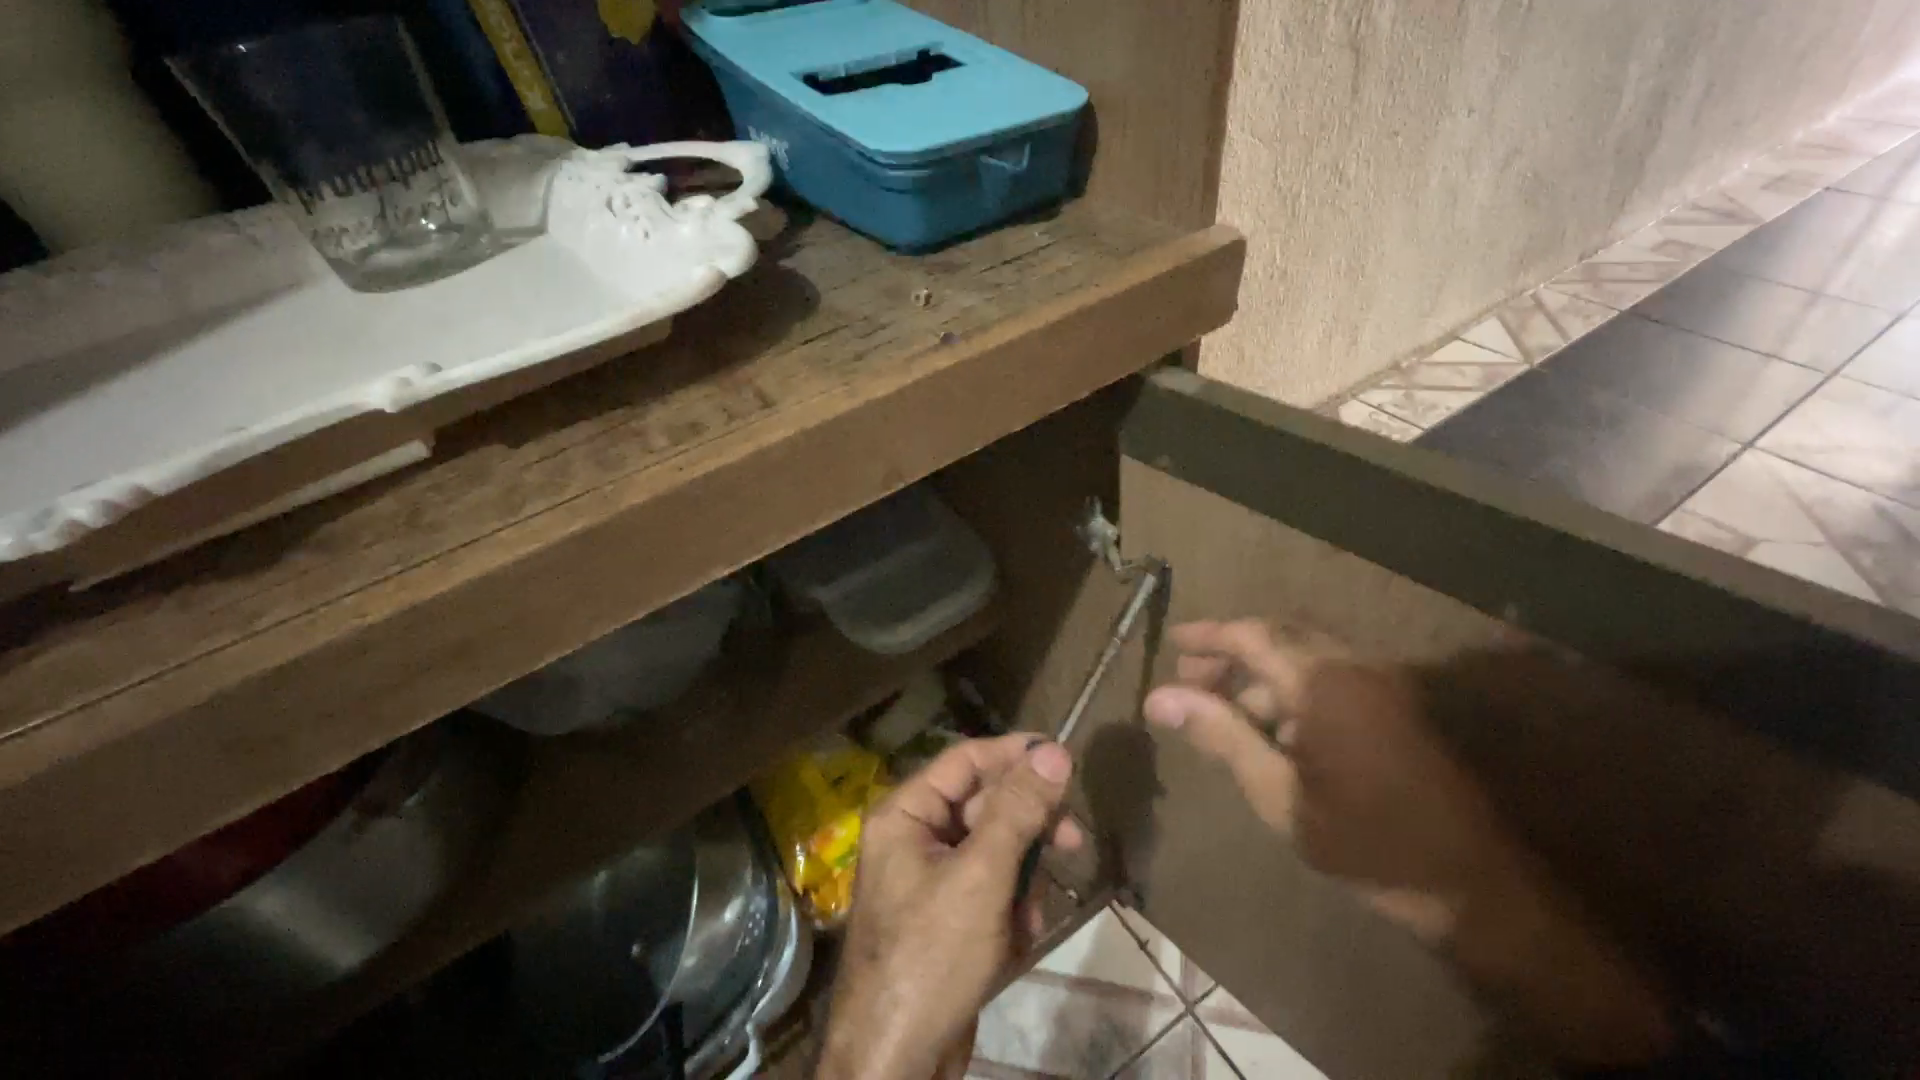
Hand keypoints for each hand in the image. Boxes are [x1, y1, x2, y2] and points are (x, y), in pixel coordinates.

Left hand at [817, 735, 1082, 1079]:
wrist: (898, 1059)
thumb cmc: (931, 956)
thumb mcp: (981, 877)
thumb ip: (1018, 811)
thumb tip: (1054, 751)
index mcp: (906, 816)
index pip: (965, 760)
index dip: (1015, 753)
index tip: (1066, 755)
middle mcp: (914, 839)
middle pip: (985, 805)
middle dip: (1028, 826)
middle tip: (1073, 836)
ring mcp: (931, 881)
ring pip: (996, 850)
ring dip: (1024, 876)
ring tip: (1033, 911)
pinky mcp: (949, 919)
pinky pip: (992, 890)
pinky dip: (1012, 908)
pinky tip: (1020, 938)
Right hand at [1142, 619, 1515, 909]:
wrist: (1468, 881)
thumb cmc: (1364, 840)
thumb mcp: (1279, 794)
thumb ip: (1222, 736)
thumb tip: (1158, 697)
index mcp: (1323, 684)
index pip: (1253, 636)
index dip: (1209, 635)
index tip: (1172, 643)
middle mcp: (1354, 667)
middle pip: (1281, 637)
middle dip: (1232, 652)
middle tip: (1191, 678)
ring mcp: (1381, 683)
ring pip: (1307, 657)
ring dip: (1262, 674)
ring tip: (1224, 711)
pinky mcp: (1396, 705)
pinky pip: (1332, 677)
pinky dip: (1293, 689)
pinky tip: (1273, 732)